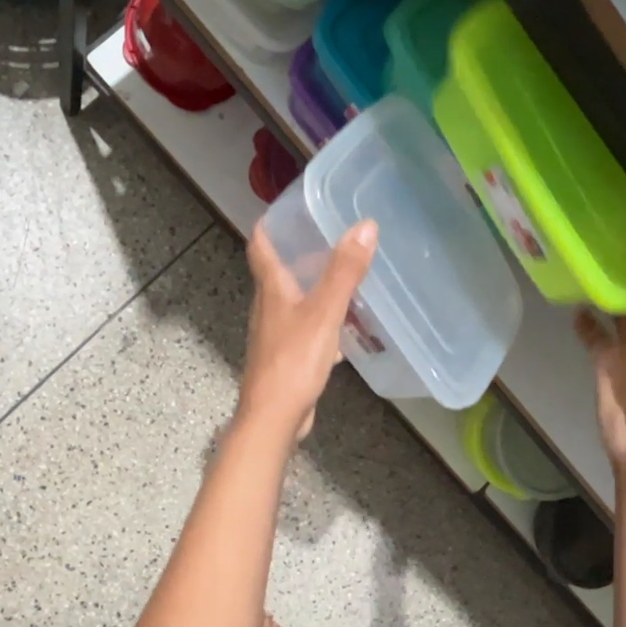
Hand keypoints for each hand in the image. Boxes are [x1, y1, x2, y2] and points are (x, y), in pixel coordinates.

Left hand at [238, 218, 378, 441]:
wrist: (274, 417)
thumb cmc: (294, 360)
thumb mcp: (324, 312)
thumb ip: (345, 272)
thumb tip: (365, 225)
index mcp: (271, 290)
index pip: (260, 247)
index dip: (270, 226)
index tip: (287, 210)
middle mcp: (267, 308)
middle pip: (276, 274)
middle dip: (298, 255)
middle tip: (328, 240)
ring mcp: (273, 336)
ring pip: (291, 303)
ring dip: (310, 289)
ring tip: (339, 279)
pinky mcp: (284, 359)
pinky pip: (302, 330)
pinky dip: (319, 322)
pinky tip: (340, 330)